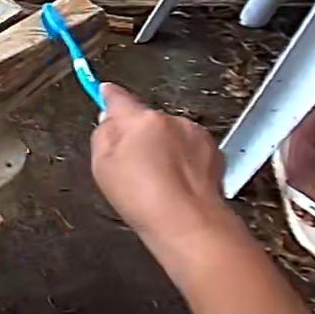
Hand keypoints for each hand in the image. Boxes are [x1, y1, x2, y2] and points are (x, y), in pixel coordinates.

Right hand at [89, 84, 235, 245]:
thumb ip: (102, 135)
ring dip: (163, 149)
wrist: (188, 222)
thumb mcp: (102, 167)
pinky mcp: (212, 150)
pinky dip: (183, 161)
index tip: (105, 91)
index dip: (110, 96)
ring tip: (157, 182)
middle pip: (146, 121)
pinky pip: (189, 148)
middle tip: (132, 168)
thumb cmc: (143, 199)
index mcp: (139, 120)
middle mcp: (169, 120)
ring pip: (170, 134)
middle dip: (139, 137)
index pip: (119, 99)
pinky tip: (176, 184)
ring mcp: (193, 133)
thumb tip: (108, 120)